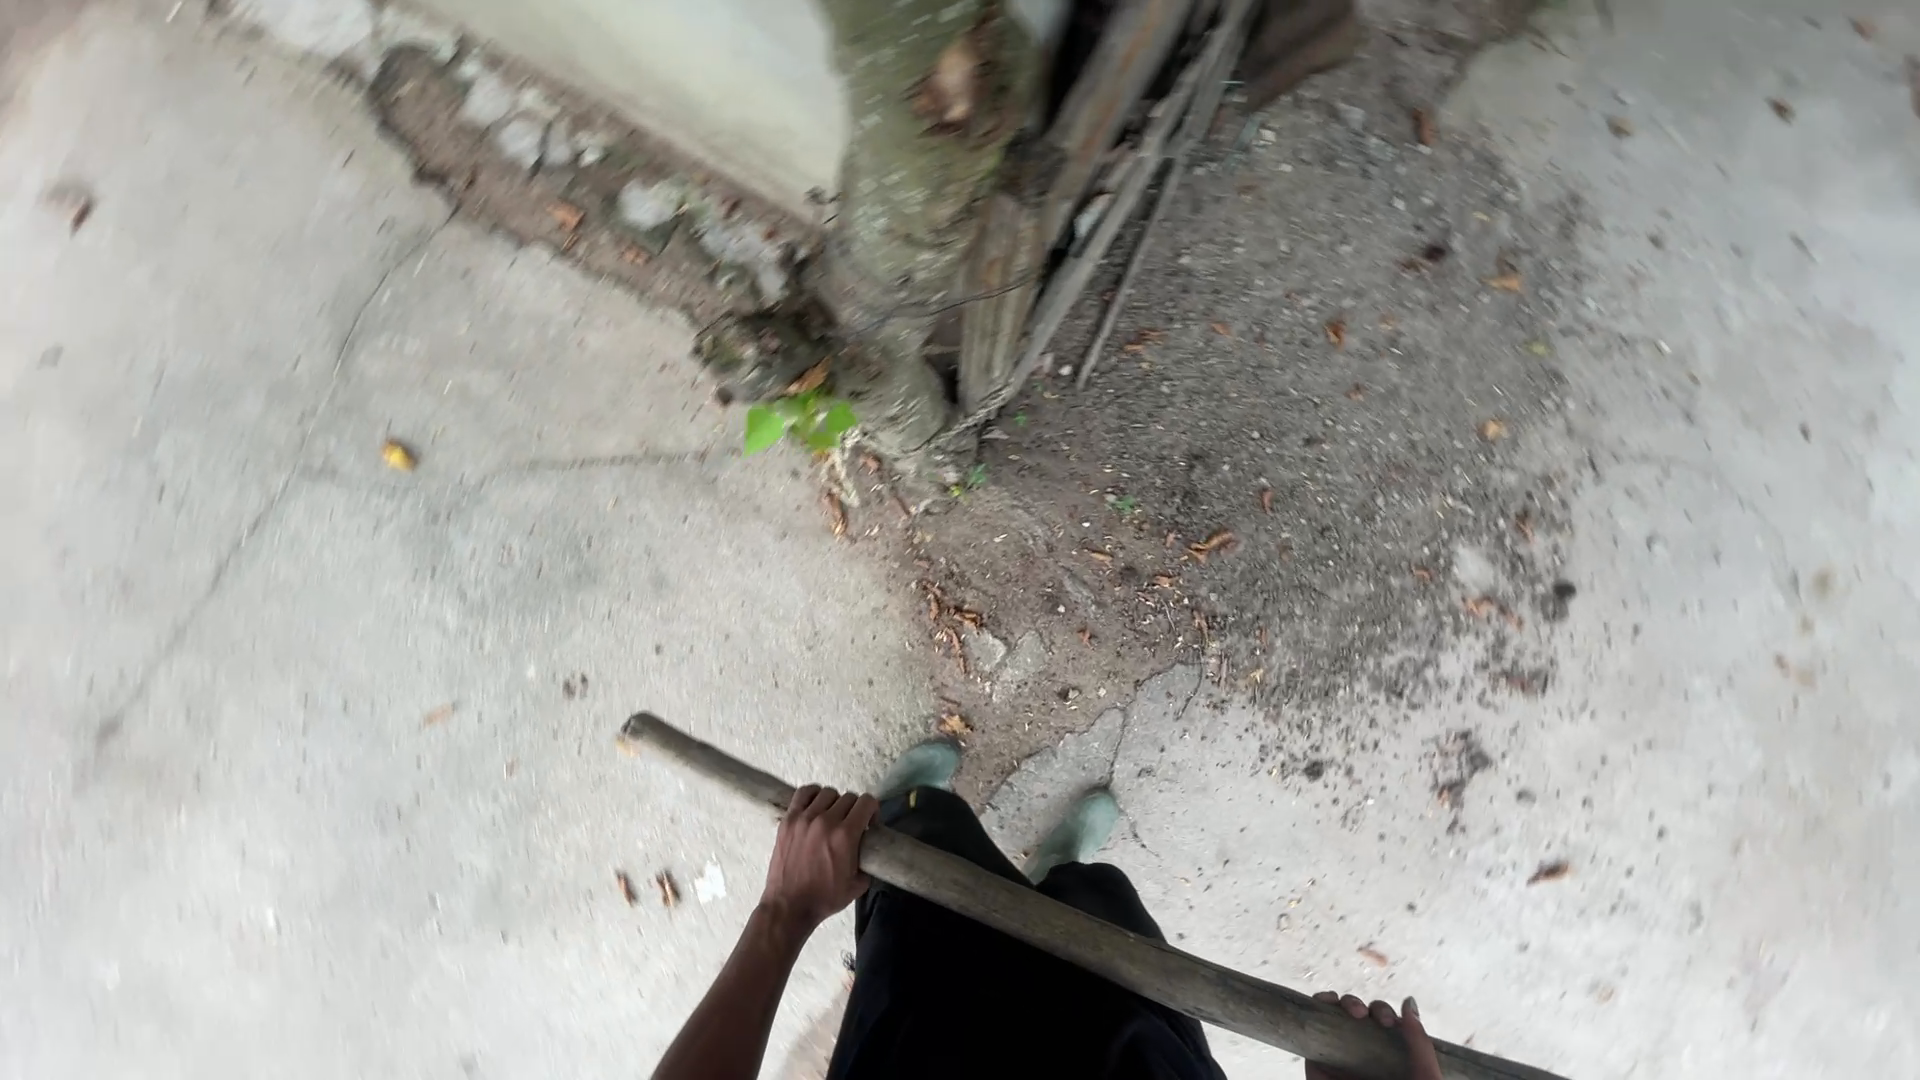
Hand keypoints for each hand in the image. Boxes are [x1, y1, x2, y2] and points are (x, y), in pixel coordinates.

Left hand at [758, 785, 878, 934]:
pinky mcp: (788, 820)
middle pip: (849, 797)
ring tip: (832, 817)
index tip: (869, 823)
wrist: (789, 907)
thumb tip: (869, 847)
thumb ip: (868, 860)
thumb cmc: (824, 898)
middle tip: (851, 825)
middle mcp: (826, 821)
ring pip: (828, 793)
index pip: (866, 802)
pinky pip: (804, 793)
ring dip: (835, 803)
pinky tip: (816, 807)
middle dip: (855, 810)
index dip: (872, 810)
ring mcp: (804, 818)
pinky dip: (813, 795)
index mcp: (845, 835)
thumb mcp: (858, 884)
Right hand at [1303, 993, 1441, 1079]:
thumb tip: (1408, 1001)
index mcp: (1392, 1061)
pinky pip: (1313, 1026)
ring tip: (1353, 1011)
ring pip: (1336, 1015)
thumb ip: (1420, 1045)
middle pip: (1362, 1017)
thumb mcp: (1425, 1079)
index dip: (1385, 1014)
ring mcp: (1339, 1056)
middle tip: (1371, 1018)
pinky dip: (1317, 1005)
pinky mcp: (1316, 1061)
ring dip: (1343, 1002)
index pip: (1386, 1026)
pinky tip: (1325, 1002)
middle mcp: (1365, 1055)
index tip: (1389, 1023)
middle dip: (1366, 1007)